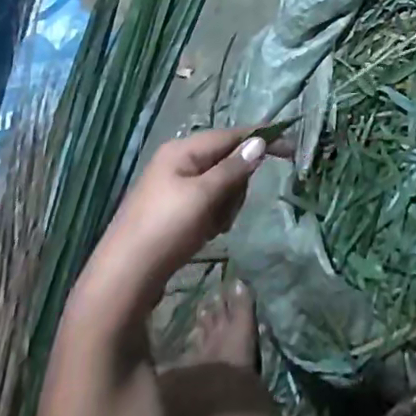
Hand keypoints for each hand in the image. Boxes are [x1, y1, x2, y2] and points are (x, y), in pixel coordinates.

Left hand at [85, 126, 288, 299]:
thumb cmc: (165, 230)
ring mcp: (174, 187)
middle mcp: (178, 162)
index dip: (262, 140)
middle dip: (236, 185)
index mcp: (182, 150)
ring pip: (220, 186)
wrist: (123, 279)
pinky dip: (213, 218)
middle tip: (226, 211)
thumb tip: (259, 141)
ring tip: (212, 228)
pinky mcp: (173, 212)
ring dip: (225, 206)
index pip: (231, 135)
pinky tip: (203, 236)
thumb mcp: (204, 196)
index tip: (292, 150)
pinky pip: (207, 204)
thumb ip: (233, 169)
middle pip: (227, 161)